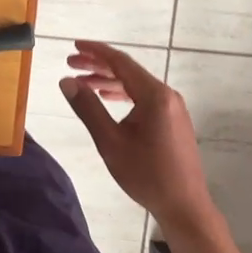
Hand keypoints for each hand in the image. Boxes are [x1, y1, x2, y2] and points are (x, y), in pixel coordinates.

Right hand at [59, 40, 216, 233]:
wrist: (184, 206)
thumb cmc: (146, 174)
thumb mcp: (110, 141)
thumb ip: (88, 108)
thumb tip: (66, 81)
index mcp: (154, 95)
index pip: (121, 63)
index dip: (96, 52)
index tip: (74, 46)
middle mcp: (166, 95)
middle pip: (128, 71)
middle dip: (98, 66)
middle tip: (71, 63)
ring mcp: (172, 108)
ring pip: (136, 85)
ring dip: (109, 81)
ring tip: (82, 82)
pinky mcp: (173, 121)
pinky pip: (144, 98)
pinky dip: (122, 94)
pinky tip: (107, 98)